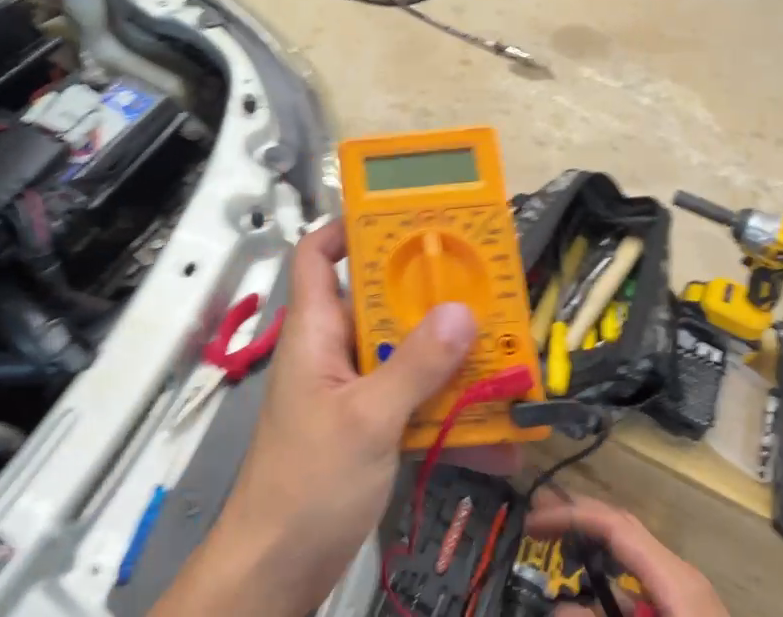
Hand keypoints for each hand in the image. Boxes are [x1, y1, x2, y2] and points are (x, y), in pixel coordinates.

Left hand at [151, 221, 505, 616]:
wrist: (278, 564)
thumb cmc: (309, 480)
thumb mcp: (368, 418)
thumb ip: (416, 366)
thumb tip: (462, 311)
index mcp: (315, 331)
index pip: (317, 256)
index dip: (349, 228)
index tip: (404, 219)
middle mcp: (332, 352)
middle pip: (377, 305)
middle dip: (428, 297)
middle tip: (484, 286)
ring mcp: (350, 392)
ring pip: (402, 357)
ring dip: (448, 359)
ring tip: (504, 354)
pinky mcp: (367, 430)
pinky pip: (411, 404)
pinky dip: (446, 412)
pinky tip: (496, 432)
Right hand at [526, 491, 729, 616]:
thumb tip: (560, 607)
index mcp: (676, 581)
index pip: (615, 525)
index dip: (570, 516)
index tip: (532, 524)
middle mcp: (682, 579)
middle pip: (623, 531)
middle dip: (578, 520)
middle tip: (535, 518)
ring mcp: (687, 598)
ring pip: (631, 559)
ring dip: (592, 550)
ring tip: (555, 550)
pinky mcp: (686, 616)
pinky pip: (642, 586)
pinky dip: (611, 581)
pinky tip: (589, 594)